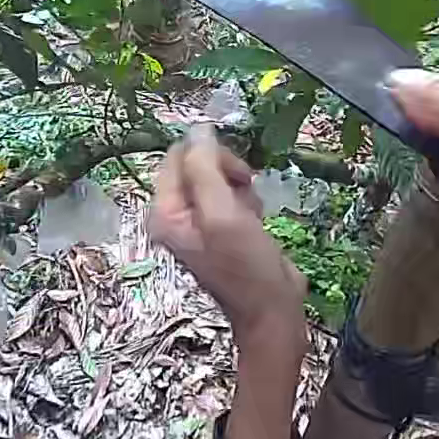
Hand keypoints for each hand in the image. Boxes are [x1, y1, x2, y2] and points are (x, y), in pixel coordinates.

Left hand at [150, 126, 306, 438]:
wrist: (273, 310)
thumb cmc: (246, 265)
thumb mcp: (223, 214)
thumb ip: (206, 169)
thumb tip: (199, 128)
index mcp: (165, 212)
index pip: (177, 158)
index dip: (208, 156)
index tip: (236, 173)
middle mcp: (177, 215)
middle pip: (197, 165)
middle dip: (226, 173)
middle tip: (246, 191)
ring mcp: (201, 222)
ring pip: (218, 179)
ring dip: (240, 188)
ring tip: (252, 214)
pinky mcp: (223, 227)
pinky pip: (232, 195)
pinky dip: (247, 201)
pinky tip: (256, 220)